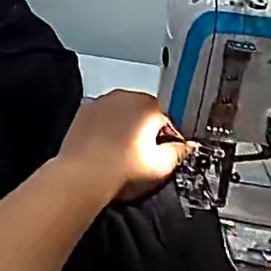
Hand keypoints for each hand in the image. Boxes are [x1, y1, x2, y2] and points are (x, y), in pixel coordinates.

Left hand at [54, 91, 188, 202]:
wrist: (83, 174)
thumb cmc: (123, 169)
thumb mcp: (160, 166)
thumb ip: (178, 152)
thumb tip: (186, 146)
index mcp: (148, 106)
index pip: (167, 118)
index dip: (168, 137)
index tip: (164, 152)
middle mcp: (126, 96)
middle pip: (144, 112)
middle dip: (146, 130)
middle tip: (142, 155)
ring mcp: (103, 101)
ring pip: (122, 111)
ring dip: (125, 126)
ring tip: (121, 153)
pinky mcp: (85, 110)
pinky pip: (102, 116)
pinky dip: (105, 127)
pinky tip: (104, 147)